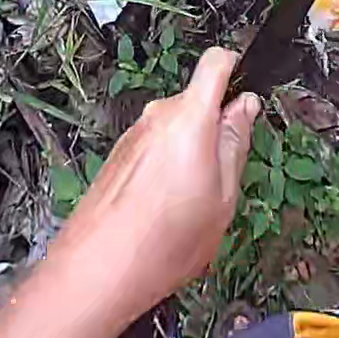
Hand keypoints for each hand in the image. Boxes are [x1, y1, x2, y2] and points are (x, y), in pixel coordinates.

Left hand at [45, 46, 260, 320]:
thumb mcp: (223, 195)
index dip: (236, 69)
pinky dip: (166, 166)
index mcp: (190, 117)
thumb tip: (245, 105)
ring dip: (189, 151)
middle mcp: (159, 115)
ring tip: (188, 203)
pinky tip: (162, 210)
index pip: (216, 61)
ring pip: (177, 126)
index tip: (244, 98)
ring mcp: (135, 134)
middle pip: (198, 101)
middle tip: (219, 176)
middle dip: (214, 128)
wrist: (93, 276)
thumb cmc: (165, 240)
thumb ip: (236, 141)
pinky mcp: (119, 154)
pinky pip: (155, 145)